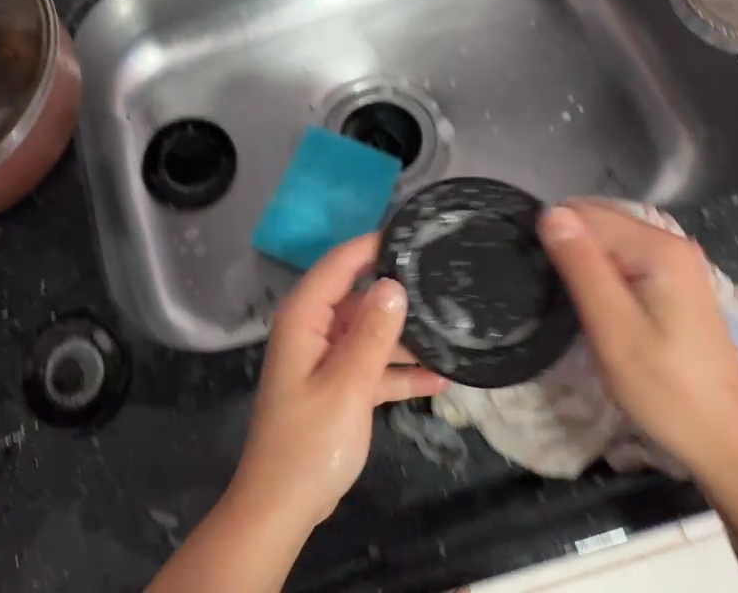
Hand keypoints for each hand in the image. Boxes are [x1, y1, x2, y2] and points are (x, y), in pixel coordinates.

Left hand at [229, 234, 447, 528]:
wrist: (283, 505)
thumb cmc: (310, 441)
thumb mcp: (348, 385)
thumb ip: (372, 334)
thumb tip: (393, 284)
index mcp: (304, 318)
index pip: (339, 264)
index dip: (373, 245)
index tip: (415, 232)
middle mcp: (312, 329)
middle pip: (358, 297)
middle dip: (398, 293)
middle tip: (448, 282)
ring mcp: (324, 359)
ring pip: (369, 333)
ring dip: (405, 339)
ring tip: (454, 332)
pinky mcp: (336, 386)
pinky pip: (371, 367)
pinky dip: (399, 372)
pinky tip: (442, 380)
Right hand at [538, 199, 737, 478]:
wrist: (724, 439)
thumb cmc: (664, 388)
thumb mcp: (613, 329)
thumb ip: (581, 267)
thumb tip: (550, 212)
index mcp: (658, 249)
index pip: (584, 213)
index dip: (555, 237)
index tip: (541, 276)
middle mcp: (672, 244)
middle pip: (598, 220)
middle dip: (569, 246)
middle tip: (557, 294)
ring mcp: (677, 263)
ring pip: (608, 239)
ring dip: (583, 261)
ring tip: (575, 303)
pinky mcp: (675, 283)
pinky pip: (623, 258)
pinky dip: (602, 273)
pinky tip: (598, 307)